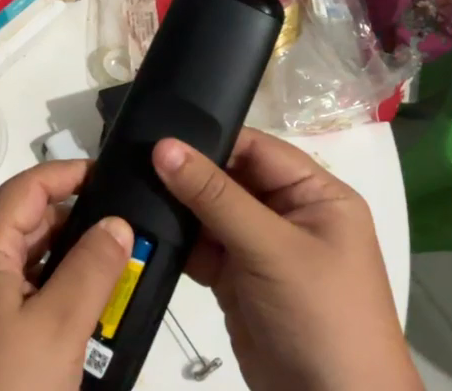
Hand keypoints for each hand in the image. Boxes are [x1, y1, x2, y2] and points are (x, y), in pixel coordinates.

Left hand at [0, 160, 134, 390]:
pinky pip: (36, 290)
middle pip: (31, 220)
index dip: (66, 174)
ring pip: (36, 257)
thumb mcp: (59, 326)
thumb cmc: (12, 384)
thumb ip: (91, 270)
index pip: (26, 189)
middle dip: (78, 216)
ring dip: (76, 255)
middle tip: (129, 222)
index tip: (110, 174)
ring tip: (125, 258)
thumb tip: (117, 222)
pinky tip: (100, 301)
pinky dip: (66, 287)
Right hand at [154, 130, 421, 390]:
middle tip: (131, 158)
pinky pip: (199, 244)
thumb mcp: (272, 249)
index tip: (154, 133)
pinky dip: (175, 239)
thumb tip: (162, 144)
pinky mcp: (236, 277)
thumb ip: (214, 195)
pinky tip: (142, 227)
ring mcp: (260, 247)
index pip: (254, 148)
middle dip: (185, 172)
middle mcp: (287, 213)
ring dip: (175, 205)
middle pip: (226, 176)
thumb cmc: (322, 318)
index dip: (209, 138)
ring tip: (129, 188)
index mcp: (315, 195)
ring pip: (207, 210)